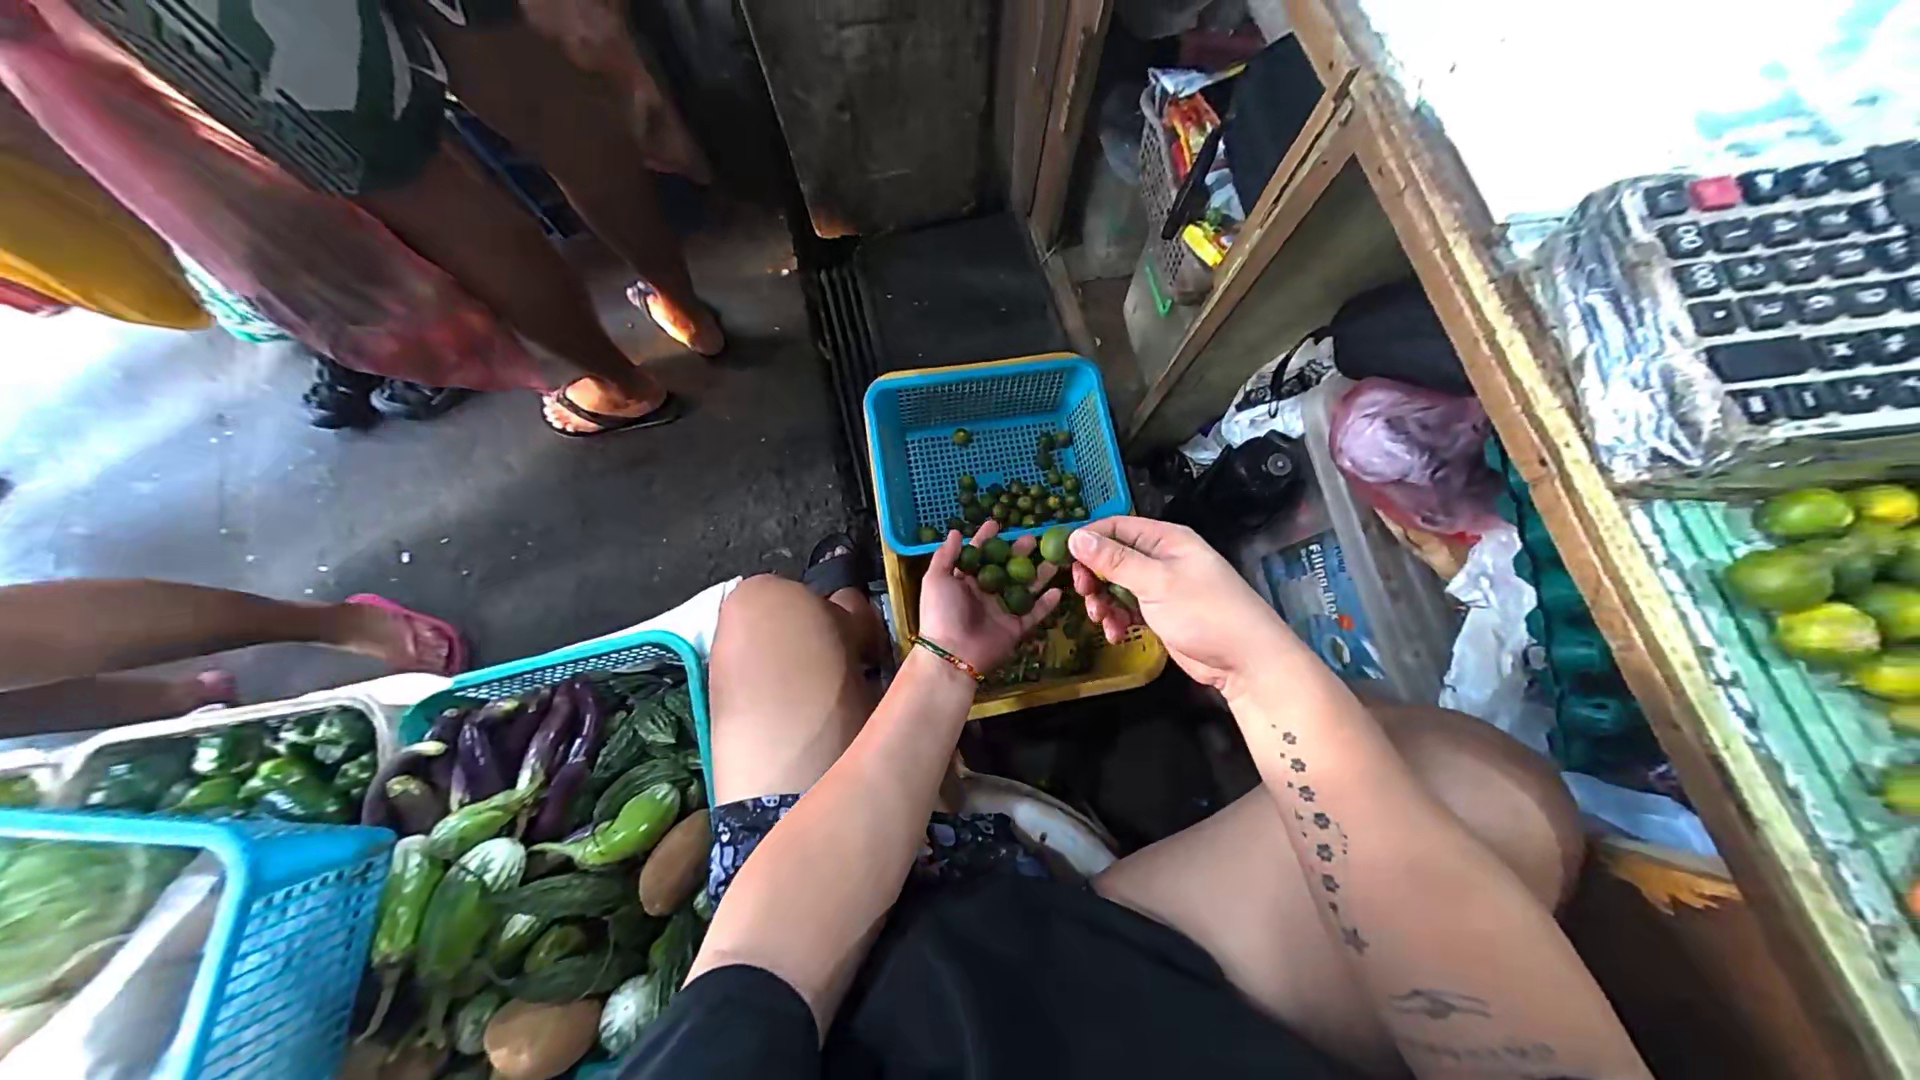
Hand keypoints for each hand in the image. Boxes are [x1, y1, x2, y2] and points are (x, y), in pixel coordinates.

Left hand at [918, 520, 1062, 673]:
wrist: (952, 654)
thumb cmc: (941, 612)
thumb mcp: (936, 579)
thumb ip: (946, 555)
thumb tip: (955, 531)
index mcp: (965, 581)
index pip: (978, 555)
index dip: (986, 539)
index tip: (997, 524)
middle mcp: (985, 593)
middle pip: (1005, 568)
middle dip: (1018, 553)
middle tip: (1032, 539)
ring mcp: (1001, 610)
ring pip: (1024, 588)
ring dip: (1038, 574)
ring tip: (1052, 559)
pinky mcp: (1015, 628)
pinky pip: (1034, 614)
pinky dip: (1047, 604)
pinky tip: (1058, 590)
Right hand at [1068, 517, 1285, 696]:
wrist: (1245, 661)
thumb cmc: (1204, 612)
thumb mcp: (1156, 582)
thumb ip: (1114, 560)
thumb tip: (1075, 536)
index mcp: (1165, 539)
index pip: (1116, 527)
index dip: (1088, 540)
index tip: (1065, 561)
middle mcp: (1162, 558)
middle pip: (1112, 558)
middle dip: (1094, 577)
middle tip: (1084, 595)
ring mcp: (1161, 587)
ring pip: (1116, 586)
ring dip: (1103, 602)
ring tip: (1102, 620)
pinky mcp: (1160, 613)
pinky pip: (1127, 608)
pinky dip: (1117, 619)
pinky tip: (1116, 634)